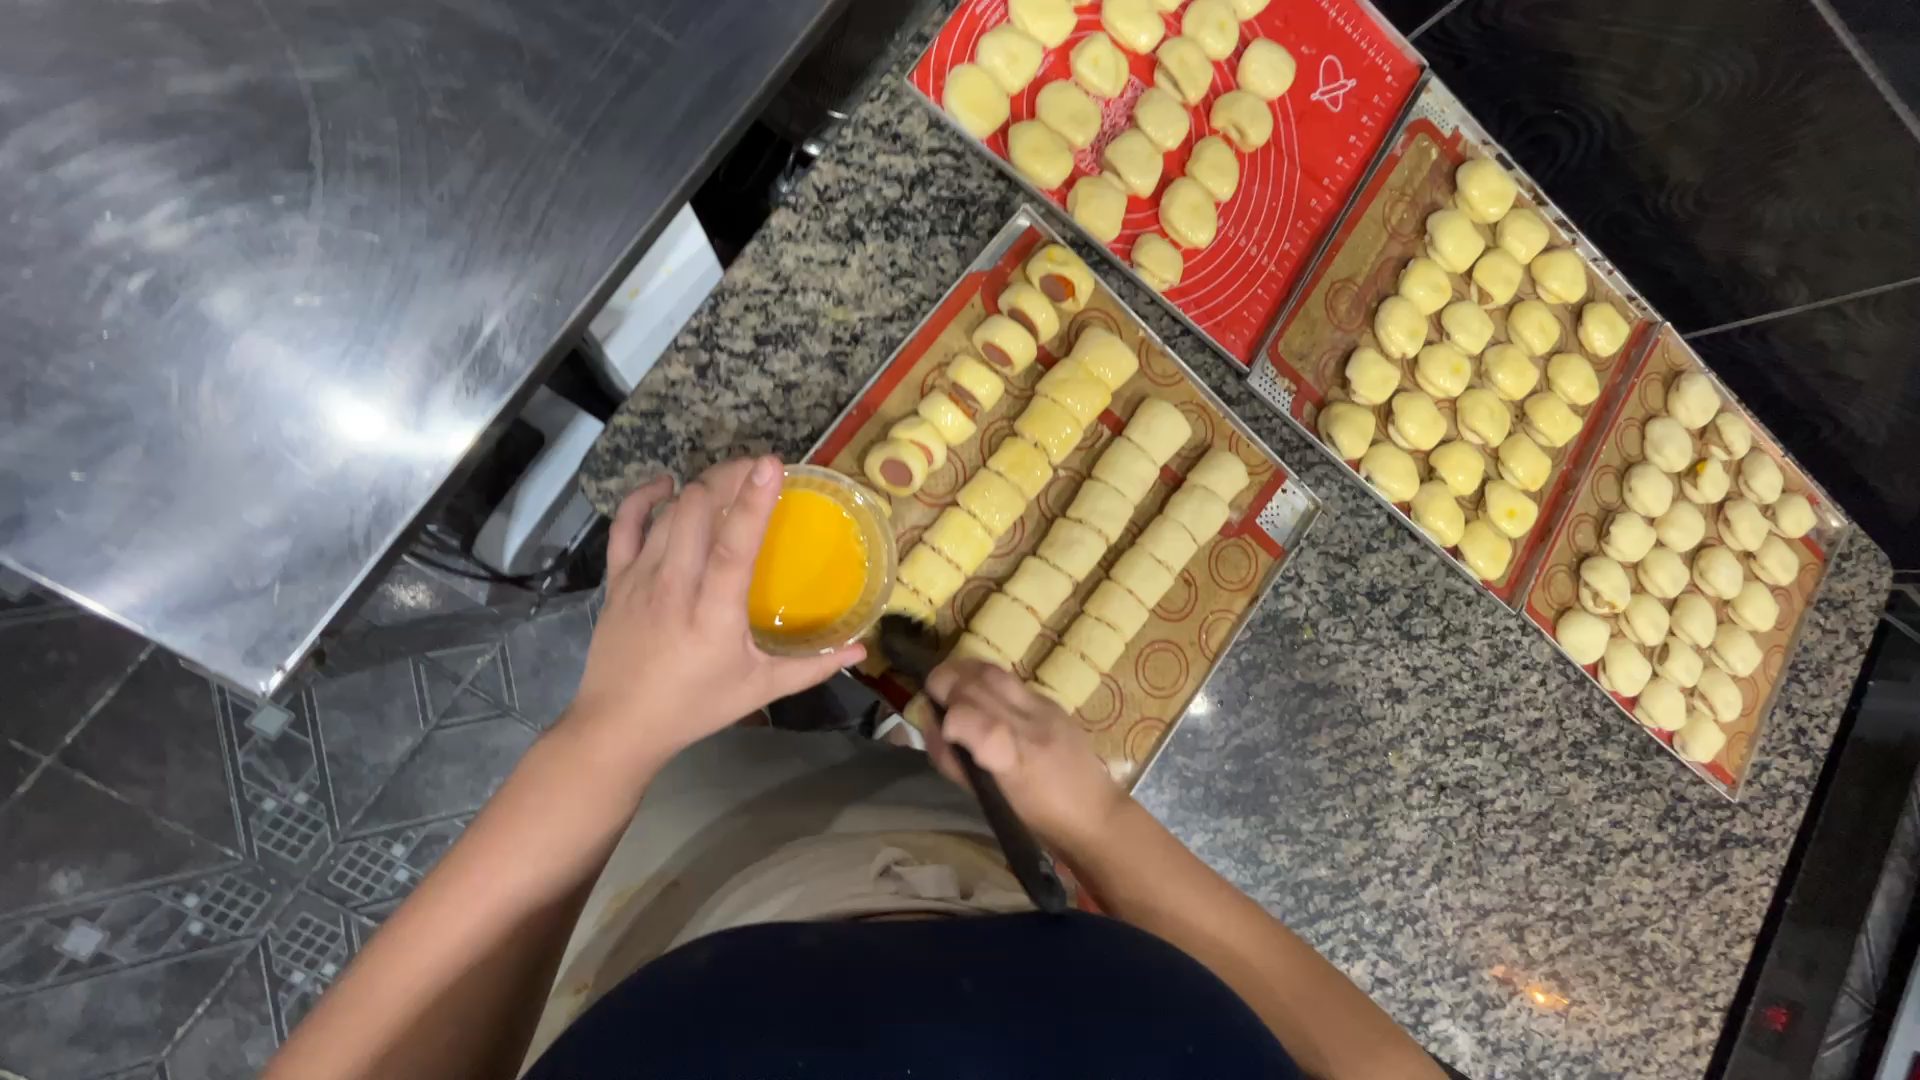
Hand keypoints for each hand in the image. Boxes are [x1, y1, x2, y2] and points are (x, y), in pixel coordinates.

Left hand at [567, 456, 864, 771]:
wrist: (619, 727)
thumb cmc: (696, 707)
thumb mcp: (760, 690)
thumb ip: (813, 668)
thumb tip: (861, 648)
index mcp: (713, 614)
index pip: (733, 547)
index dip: (753, 503)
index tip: (772, 465)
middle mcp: (674, 587)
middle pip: (697, 511)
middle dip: (728, 478)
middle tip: (758, 473)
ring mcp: (640, 579)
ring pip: (669, 513)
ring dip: (701, 487)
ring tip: (729, 479)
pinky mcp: (617, 581)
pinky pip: (625, 525)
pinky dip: (644, 498)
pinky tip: (665, 485)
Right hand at [922, 660, 1129, 852]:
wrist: (1096, 815)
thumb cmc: (1038, 821)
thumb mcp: (990, 799)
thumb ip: (957, 763)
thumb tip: (932, 728)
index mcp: (1011, 759)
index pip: (966, 719)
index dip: (943, 721)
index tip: (937, 729)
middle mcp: (1027, 725)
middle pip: (976, 685)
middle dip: (944, 683)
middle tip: (932, 694)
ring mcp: (1042, 708)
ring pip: (992, 672)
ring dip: (963, 672)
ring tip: (948, 683)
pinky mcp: (1051, 702)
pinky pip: (1009, 679)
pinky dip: (984, 678)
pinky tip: (976, 689)